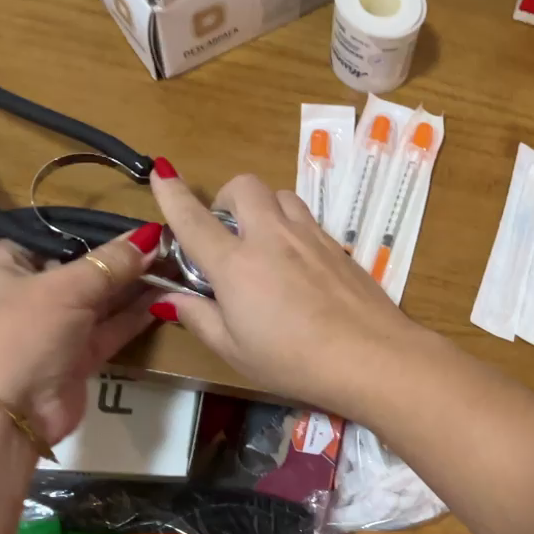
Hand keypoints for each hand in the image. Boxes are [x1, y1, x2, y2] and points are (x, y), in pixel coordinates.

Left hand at [0, 225, 164, 445]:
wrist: (4, 417)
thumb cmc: (21, 334)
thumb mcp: (66, 287)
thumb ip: (112, 262)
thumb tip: (151, 235)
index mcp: (5, 268)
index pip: (48, 237)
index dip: (88, 230)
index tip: (132, 225)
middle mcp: (27, 296)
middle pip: (81, 269)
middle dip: (121, 259)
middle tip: (167, 244)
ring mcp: (54, 330)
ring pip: (100, 300)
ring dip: (134, 286)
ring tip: (175, 266)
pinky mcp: (77, 358)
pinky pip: (110, 329)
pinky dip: (135, 315)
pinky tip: (166, 297)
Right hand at [148, 161, 425, 414]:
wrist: (371, 356)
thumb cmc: (295, 362)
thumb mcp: (235, 351)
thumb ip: (199, 318)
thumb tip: (169, 298)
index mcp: (236, 264)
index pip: (194, 219)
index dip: (172, 193)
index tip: (162, 172)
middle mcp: (272, 238)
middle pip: (244, 186)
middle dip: (226, 198)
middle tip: (225, 232)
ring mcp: (310, 237)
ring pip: (281, 196)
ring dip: (264, 207)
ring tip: (263, 242)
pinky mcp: (338, 246)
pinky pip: (308, 219)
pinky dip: (292, 227)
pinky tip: (297, 263)